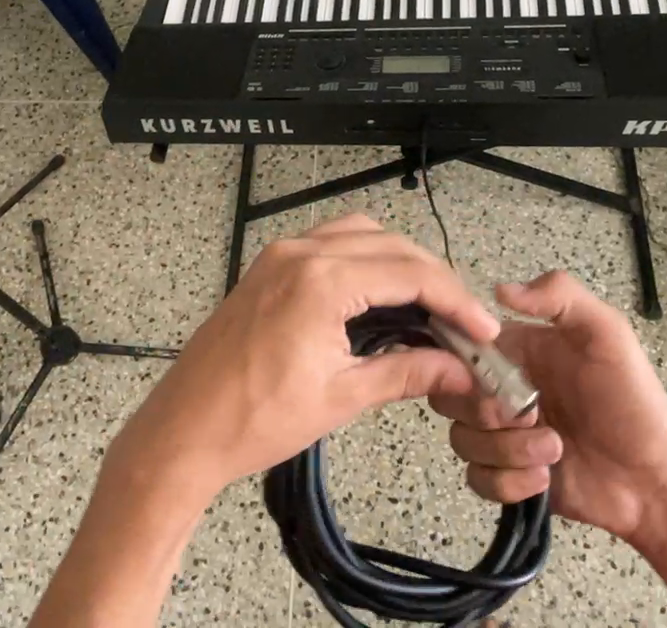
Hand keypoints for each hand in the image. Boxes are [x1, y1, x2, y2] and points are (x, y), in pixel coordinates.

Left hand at [111, 213, 498, 501]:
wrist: (183, 432)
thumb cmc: (252, 420)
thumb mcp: (342, 397)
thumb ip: (408, 373)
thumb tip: (459, 370)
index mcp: (320, 281)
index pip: (409, 273)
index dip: (456, 299)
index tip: (482, 329)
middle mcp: (299, 253)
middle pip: (390, 246)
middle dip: (434, 279)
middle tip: (463, 321)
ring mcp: (280, 256)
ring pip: (360, 235)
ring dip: (400, 262)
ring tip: (428, 305)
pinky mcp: (268, 268)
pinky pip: (329, 243)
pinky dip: (364, 259)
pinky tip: (380, 294)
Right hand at [430, 270, 666, 544]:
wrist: (658, 481)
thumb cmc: (633, 400)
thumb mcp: (607, 333)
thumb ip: (561, 295)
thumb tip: (499, 289)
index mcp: (517, 350)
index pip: (460, 344)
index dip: (460, 360)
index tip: (485, 376)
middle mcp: (502, 388)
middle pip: (450, 393)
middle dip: (485, 411)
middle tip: (530, 417)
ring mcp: (503, 434)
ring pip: (462, 439)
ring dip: (507, 449)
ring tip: (554, 449)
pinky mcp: (508, 476)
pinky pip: (477, 478)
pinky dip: (508, 482)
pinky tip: (544, 477)